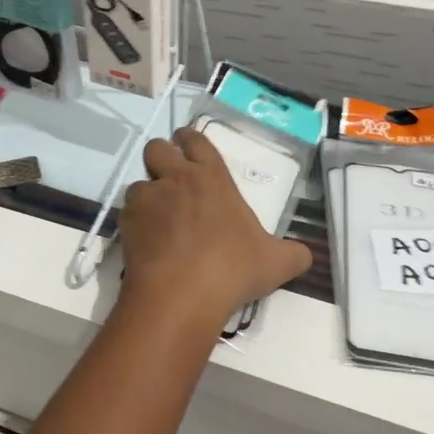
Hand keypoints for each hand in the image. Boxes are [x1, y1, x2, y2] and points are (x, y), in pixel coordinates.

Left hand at [117, 127, 312, 333]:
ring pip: (139, 183)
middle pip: (156, 148)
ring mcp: (148, 199)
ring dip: (147, 195)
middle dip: (160, 157)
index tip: (187, 145)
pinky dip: (135, 223)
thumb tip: (306, 255)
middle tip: (170, 178)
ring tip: (158, 219)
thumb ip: (293, 254)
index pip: (196, 140)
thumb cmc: (232, 269)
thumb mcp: (276, 263)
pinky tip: (147, 243)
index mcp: (212, 178)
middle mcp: (176, 179)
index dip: (189, 140)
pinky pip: (128, 213)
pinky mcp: (127, 222)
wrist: (182, 293)